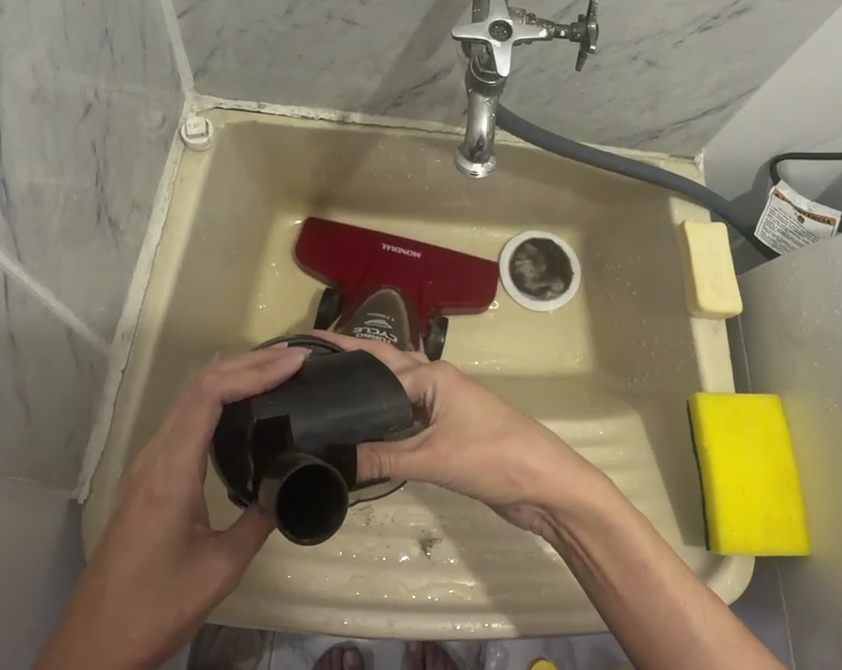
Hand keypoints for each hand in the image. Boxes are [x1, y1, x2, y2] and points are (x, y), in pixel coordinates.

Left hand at [38, 345, 308, 669]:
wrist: (96, 643)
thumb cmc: (156, 607)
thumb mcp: (221, 568)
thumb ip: (259, 520)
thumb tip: (289, 485)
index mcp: (171, 472)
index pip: (210, 395)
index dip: (254, 370)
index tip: (294, 364)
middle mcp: (155, 456)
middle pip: (200, 385)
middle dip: (250, 364)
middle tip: (297, 360)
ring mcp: (148, 464)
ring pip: (191, 398)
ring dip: (235, 376)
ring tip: (279, 371)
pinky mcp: (149, 476)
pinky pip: (186, 419)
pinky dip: (219, 398)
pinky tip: (241, 402)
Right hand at [314, 332, 611, 535]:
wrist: (544, 484)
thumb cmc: (493, 458)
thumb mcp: (433, 459)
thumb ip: (382, 459)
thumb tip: (331, 460)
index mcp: (432, 376)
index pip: (375, 365)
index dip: (339, 363)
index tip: (298, 361)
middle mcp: (435, 381)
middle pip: (385, 364)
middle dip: (350, 357)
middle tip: (305, 359)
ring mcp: (443, 405)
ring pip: (396, 388)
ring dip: (368, 385)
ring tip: (327, 390)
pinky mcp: (447, 430)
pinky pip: (405, 414)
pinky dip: (382, 417)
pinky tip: (362, 430)